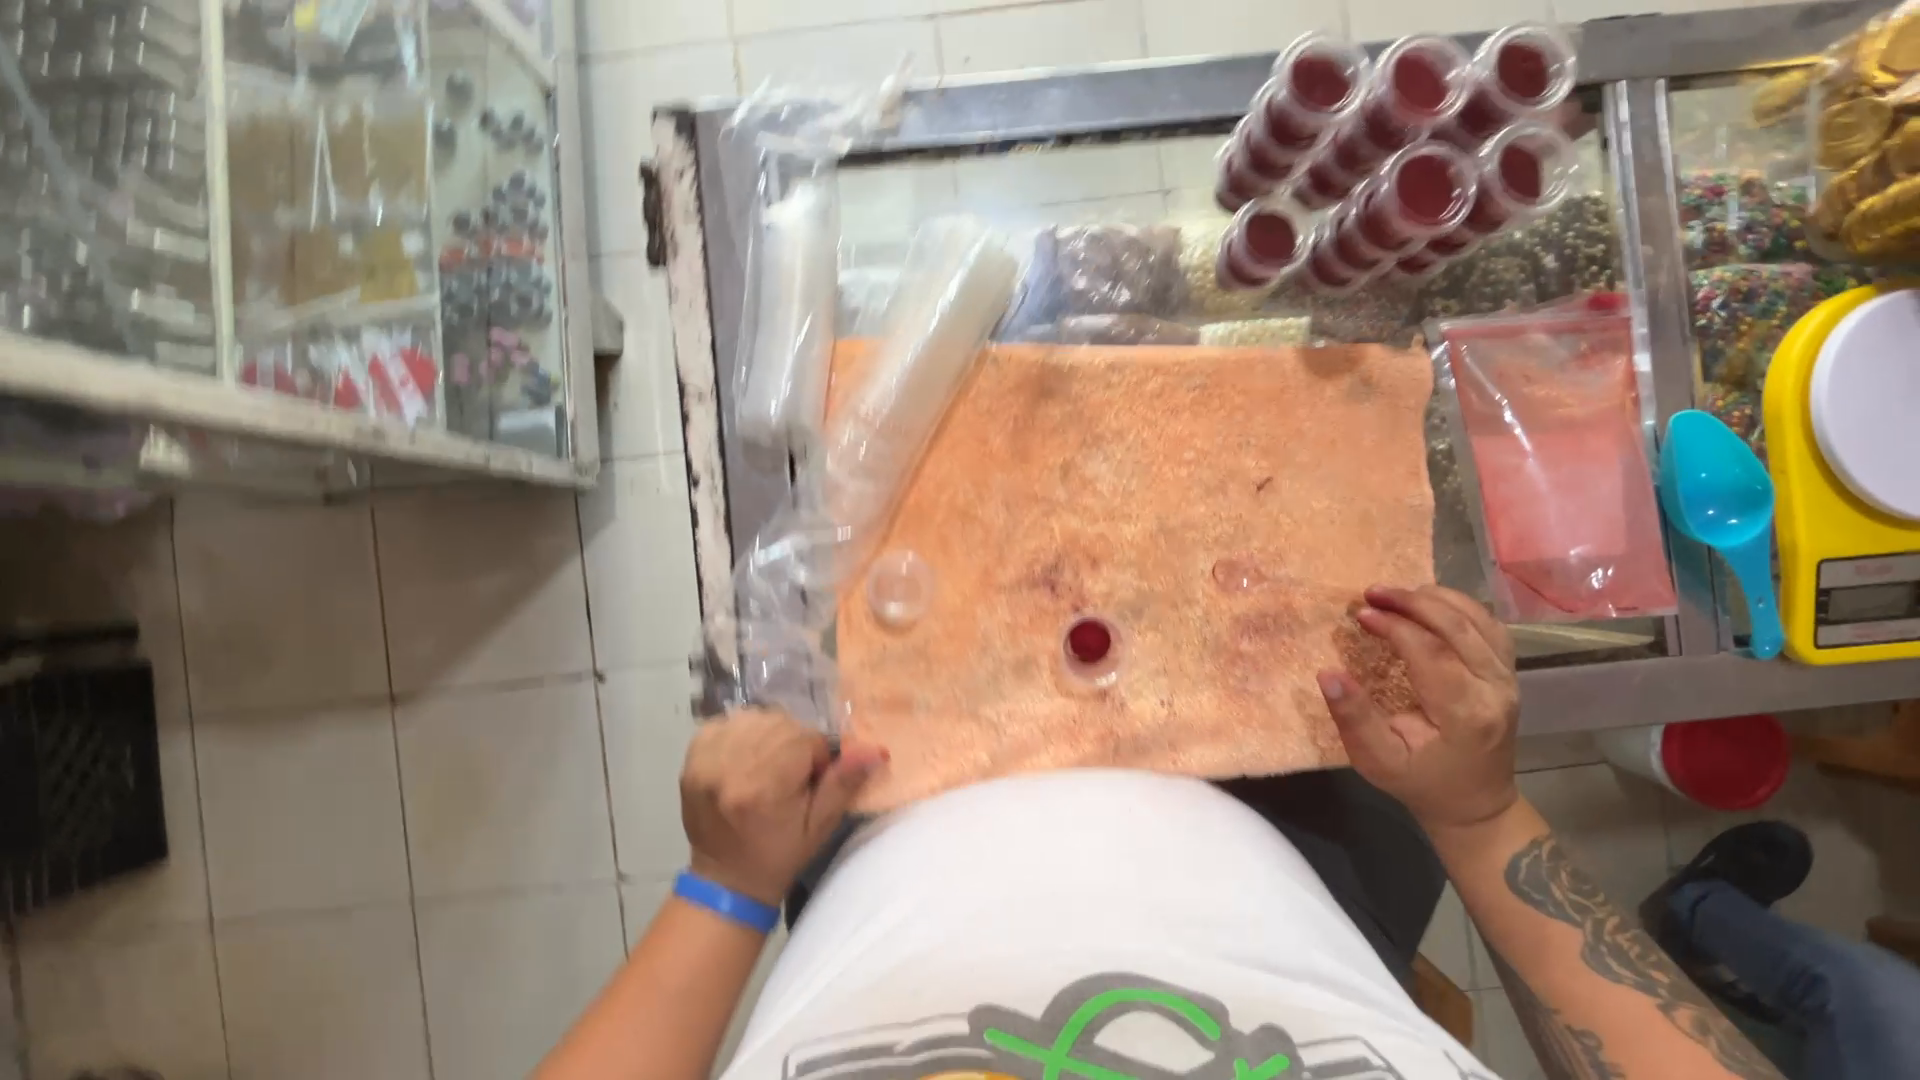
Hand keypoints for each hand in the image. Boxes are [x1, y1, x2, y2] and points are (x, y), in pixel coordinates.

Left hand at [680, 708, 887, 906]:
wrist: (726, 879)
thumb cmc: (779, 854)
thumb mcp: (820, 824)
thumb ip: (844, 782)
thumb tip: (876, 749)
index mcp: (762, 786)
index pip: (805, 739)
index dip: (815, 757)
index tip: (808, 782)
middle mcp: (729, 766)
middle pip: (779, 724)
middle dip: (792, 743)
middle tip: (789, 776)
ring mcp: (705, 760)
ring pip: (755, 718)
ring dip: (768, 734)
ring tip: (767, 766)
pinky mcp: (692, 758)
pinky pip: (726, 722)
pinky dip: (741, 732)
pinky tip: (745, 757)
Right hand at [1317, 585, 1520, 832]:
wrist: (1475, 803)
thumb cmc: (1420, 782)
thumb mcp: (1377, 760)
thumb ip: (1354, 717)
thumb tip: (1328, 674)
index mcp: (1466, 713)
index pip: (1432, 652)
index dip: (1396, 627)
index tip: (1360, 614)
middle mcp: (1496, 689)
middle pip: (1459, 626)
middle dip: (1412, 602)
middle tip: (1371, 593)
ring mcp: (1509, 679)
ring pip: (1479, 619)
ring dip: (1436, 599)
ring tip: (1395, 594)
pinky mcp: (1508, 673)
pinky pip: (1489, 626)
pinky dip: (1458, 606)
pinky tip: (1428, 603)